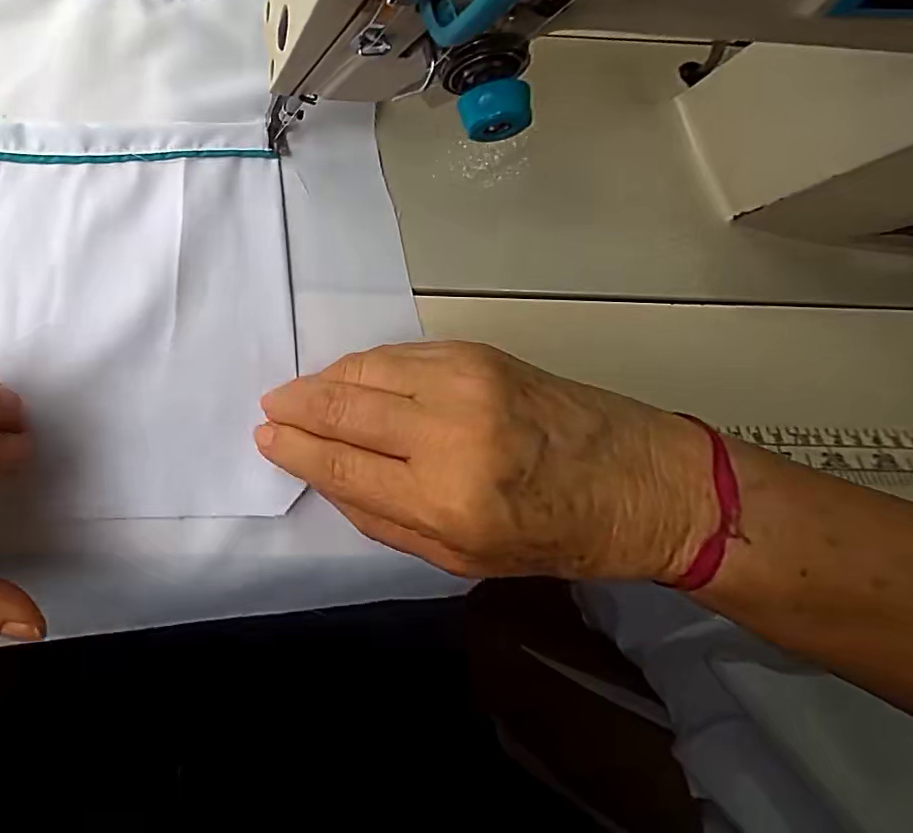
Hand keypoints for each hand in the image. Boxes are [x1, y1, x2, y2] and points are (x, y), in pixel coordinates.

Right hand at [254, 341, 716, 581]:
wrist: (648, 483)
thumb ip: (375, 515)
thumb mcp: (457, 558)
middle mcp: (450, 436)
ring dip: (319, 382)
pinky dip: (357, 368)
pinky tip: (347, 380)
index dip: (291, 448)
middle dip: (291, 406)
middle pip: (338, 409)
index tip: (264, 436)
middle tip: (270, 406)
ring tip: (301, 394)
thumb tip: (315, 468)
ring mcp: (462, 385)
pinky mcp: (472, 354)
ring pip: (357, 371)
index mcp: (446, 503)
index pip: (338, 465)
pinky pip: (389, 355)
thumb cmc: (551, 535)